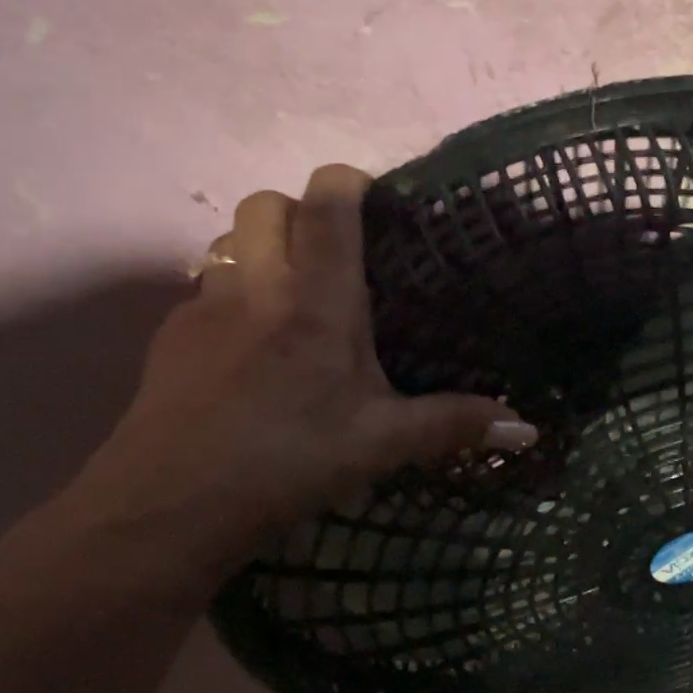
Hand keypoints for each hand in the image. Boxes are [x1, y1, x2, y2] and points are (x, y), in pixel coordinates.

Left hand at [58, 165, 536, 585]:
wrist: (164, 510)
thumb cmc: (287, 463)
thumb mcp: (383, 445)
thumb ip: (455, 425)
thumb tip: (528, 431)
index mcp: (316, 303)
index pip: (326, 205)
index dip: (349, 182)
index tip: (378, 199)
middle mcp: (257, 287)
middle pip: (266, 203)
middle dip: (302, 211)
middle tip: (339, 257)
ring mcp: (204, 308)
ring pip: (230, 241)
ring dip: (264, 250)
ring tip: (298, 301)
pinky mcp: (170, 337)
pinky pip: (206, 287)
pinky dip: (235, 294)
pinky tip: (254, 350)